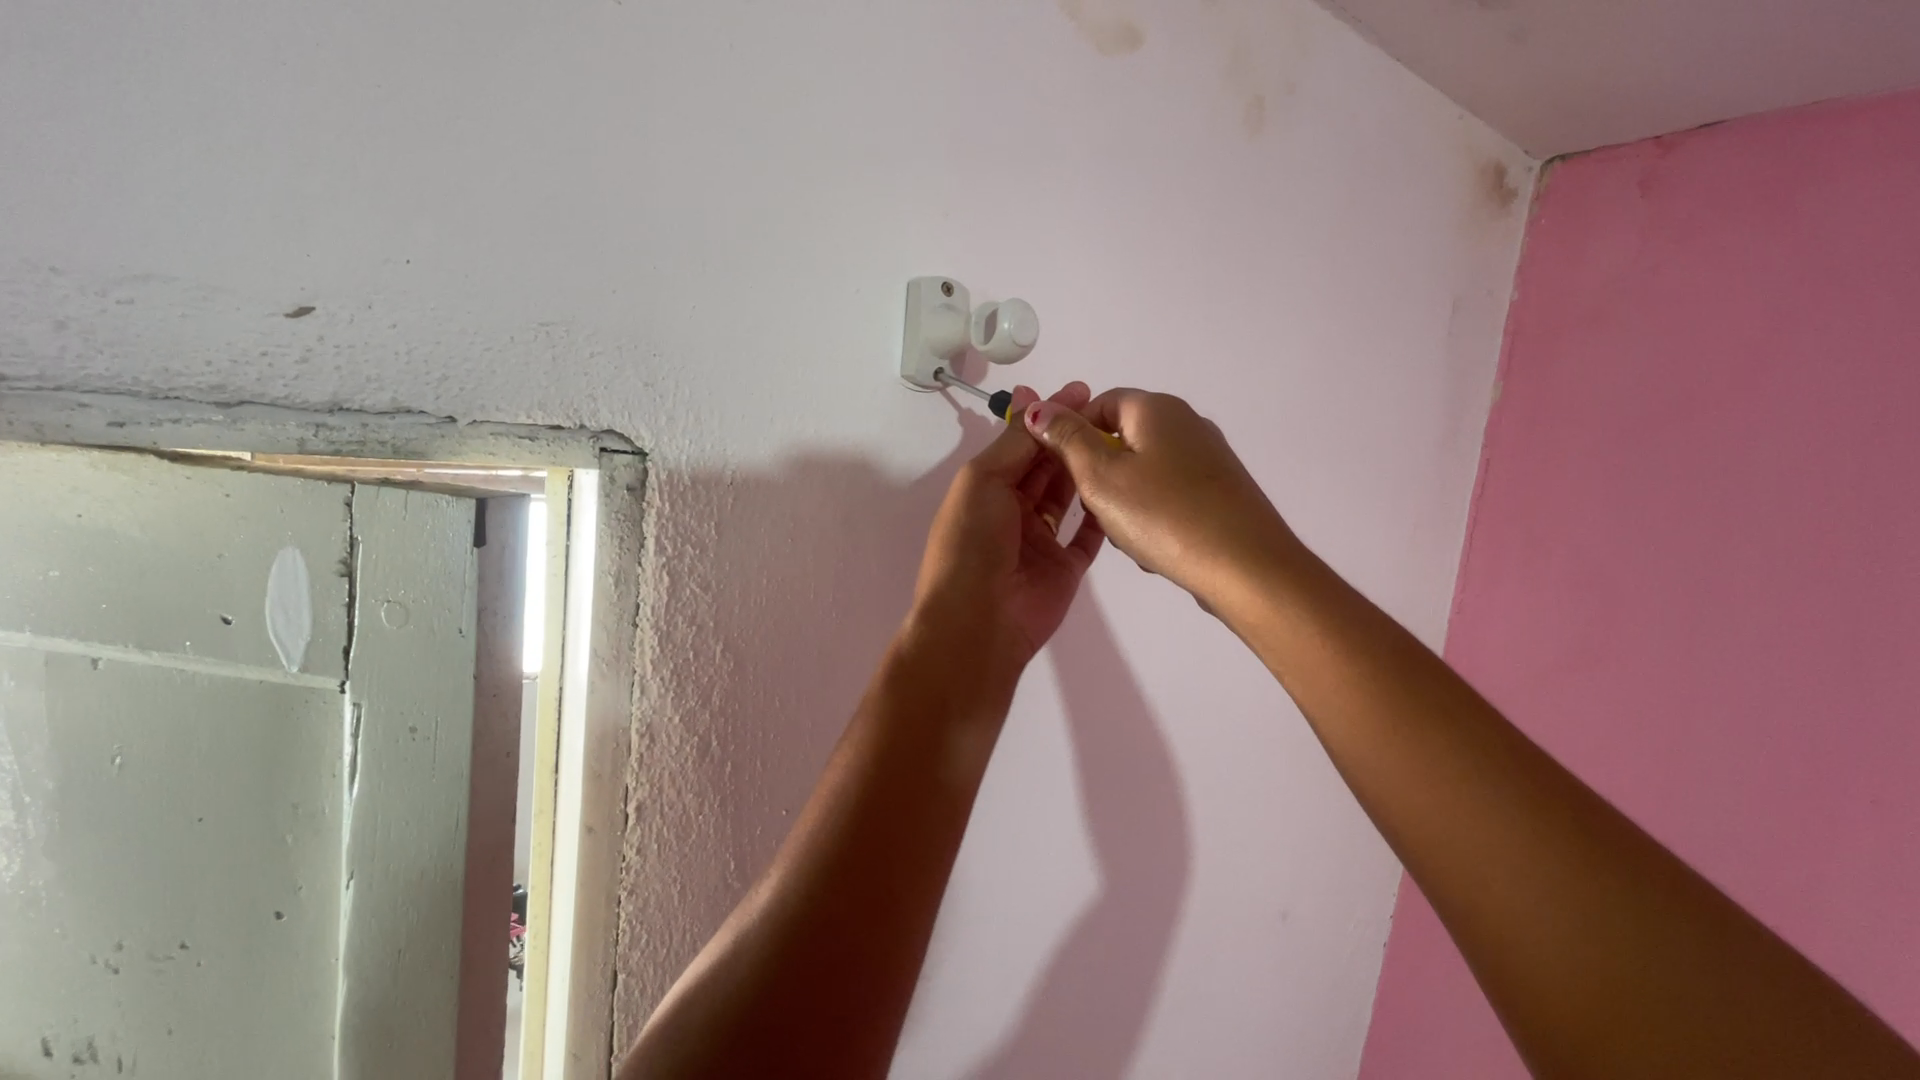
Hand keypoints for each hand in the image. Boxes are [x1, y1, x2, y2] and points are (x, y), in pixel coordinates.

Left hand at [910, 383, 1106, 676]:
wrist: (978, 622)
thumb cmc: (972, 544)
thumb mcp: (983, 481)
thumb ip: (1014, 444)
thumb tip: (1037, 402)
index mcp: (985, 488)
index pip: (1020, 444)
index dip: (1047, 417)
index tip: (1081, 391)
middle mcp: (1011, 511)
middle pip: (1046, 467)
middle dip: (1070, 438)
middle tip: (1107, 410)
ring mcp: (1039, 541)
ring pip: (1068, 497)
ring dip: (1087, 470)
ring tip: (1118, 440)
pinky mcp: (1065, 569)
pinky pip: (1088, 537)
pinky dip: (1102, 515)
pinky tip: (1123, 487)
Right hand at [1023, 388, 1301, 610]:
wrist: (1246, 566)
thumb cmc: (1164, 515)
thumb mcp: (1100, 477)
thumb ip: (1067, 440)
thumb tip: (1039, 408)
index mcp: (1156, 408)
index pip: (1100, 404)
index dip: (1072, 434)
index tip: (1061, 472)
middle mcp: (1187, 423)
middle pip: (1122, 440)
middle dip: (1099, 476)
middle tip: (1094, 510)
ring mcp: (1208, 459)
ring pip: (1143, 473)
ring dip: (1124, 503)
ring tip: (1128, 538)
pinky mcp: (1220, 492)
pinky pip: (1169, 496)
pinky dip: (1153, 517)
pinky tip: (1155, 549)